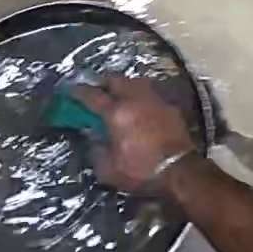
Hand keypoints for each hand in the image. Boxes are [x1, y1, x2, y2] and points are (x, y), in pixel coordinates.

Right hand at [73, 77, 196, 194]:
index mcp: (116, 113)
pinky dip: (141, 98)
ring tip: (119, 95)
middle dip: (103, 83)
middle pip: (115, 80)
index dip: (79, 92)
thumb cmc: (141, 171)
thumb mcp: (108, 169)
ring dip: (124, 86)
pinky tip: (140, 108)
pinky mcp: (169, 107)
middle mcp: (134, 100)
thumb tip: (93, 139)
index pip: (92, 96)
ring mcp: (154, 101)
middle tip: (97, 91)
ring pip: (135, 82)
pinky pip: (150, 95)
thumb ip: (95, 151)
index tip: (72, 91)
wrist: (180, 171)